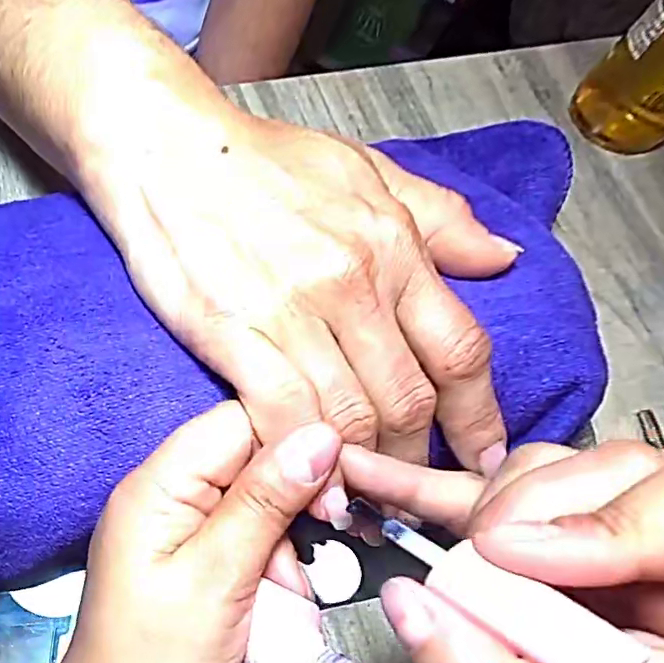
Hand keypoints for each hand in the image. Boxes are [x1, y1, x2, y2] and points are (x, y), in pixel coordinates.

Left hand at [44, 403, 340, 662]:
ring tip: (284, 608)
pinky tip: (274, 614)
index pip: (235, 422)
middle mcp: (160, 494)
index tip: (335, 493)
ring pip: (253, 508)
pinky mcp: (185, 557)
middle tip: (302, 571)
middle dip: (289, 512)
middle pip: (247, 463)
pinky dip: (266, 573)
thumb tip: (319, 433)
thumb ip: (266, 503)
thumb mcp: (218, 578)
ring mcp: (171, 527)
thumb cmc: (156, 662)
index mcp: (155, 485)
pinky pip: (240, 542)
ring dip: (281, 553)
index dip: (293, 443)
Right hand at [79, 105, 518, 475]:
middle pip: (406, 396)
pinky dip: (303, 461)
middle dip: (419, 459)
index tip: (483, 455)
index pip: (457, 349)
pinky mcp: (233, 335)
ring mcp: (291, 313)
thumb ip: (434, 217)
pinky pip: (282, 413)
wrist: (166, 153)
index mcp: (390, 247)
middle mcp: (352, 286)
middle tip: (417, 498)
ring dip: (364, 473)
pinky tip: (313, 495)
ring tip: (368, 509)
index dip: (478, 414)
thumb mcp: (360, 168)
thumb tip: (497, 260)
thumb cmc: (251, 162)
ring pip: (350, 415)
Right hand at [341, 441, 663, 662]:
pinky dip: (420, 487)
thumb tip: (409, 605)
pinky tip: (371, 476)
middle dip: (533, 513)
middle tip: (479, 565)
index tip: (524, 562)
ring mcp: (617, 529)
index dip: (624, 517)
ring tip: (452, 566)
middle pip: (625, 469)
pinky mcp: (540, 528)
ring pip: (548, 467)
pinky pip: (480, 487)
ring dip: (481, 508)